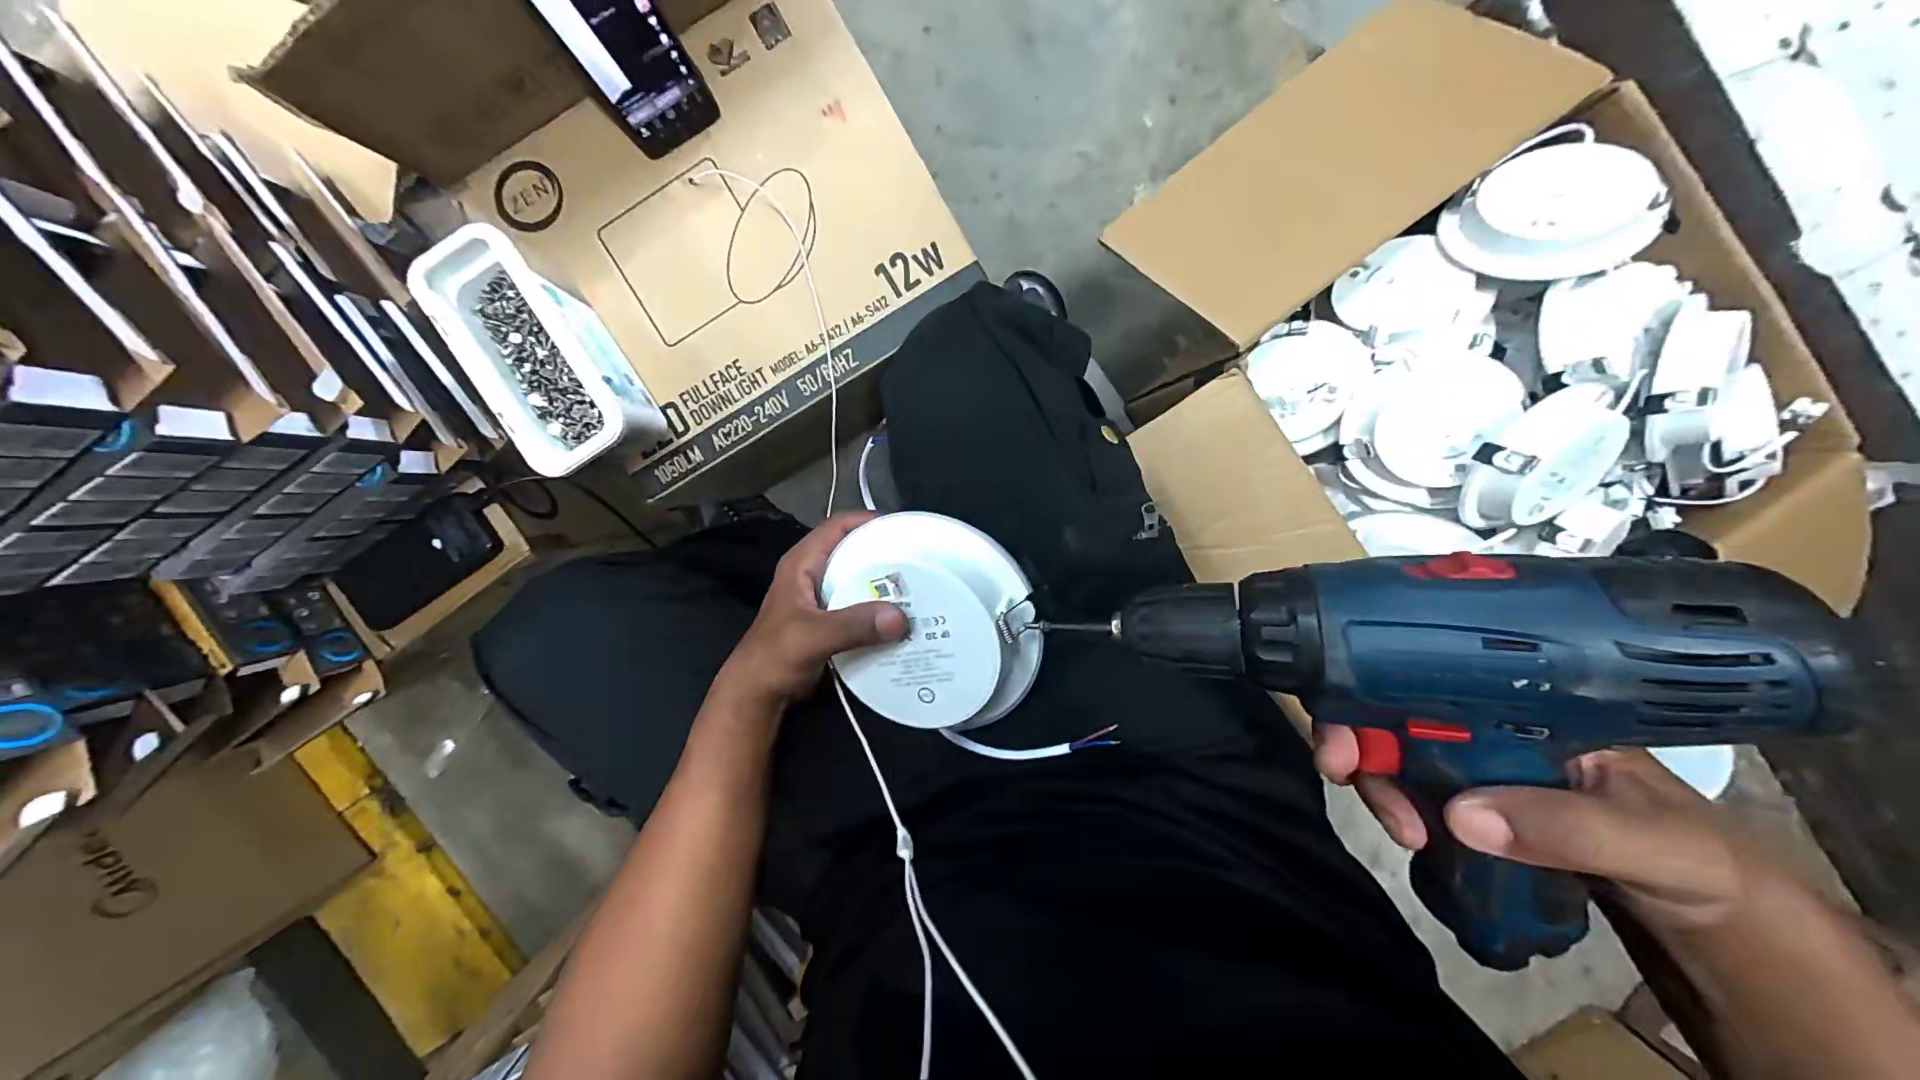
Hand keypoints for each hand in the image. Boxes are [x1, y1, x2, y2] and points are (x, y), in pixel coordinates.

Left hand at [713, 512, 909, 709]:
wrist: (757, 695)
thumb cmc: (774, 656)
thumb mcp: (812, 636)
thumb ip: (853, 625)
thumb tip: (901, 617)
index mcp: (802, 564)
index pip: (837, 527)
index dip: (867, 520)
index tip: (902, 527)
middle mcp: (813, 575)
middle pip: (853, 552)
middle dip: (885, 554)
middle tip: (920, 560)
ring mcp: (822, 600)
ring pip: (859, 580)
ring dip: (885, 585)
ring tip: (919, 587)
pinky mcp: (831, 623)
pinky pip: (861, 606)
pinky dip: (880, 609)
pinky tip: (902, 617)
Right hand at [1316, 724, 1777, 932]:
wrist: (1717, 924)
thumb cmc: (1700, 861)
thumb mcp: (1653, 842)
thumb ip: (1567, 827)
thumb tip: (1460, 814)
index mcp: (1528, 704)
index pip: (1436, 674)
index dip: (1378, 682)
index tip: (1347, 716)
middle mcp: (1489, 723)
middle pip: (1396, 708)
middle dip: (1355, 733)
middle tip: (1338, 767)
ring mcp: (1474, 764)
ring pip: (1393, 750)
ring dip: (1374, 780)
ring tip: (1400, 830)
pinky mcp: (1466, 804)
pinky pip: (1409, 792)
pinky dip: (1393, 808)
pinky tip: (1409, 835)